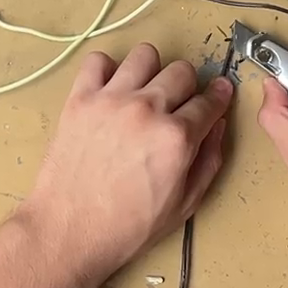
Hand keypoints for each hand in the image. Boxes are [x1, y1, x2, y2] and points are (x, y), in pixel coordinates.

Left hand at [17, 44, 231, 278]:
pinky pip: (98, 61)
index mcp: (177, 137)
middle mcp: (147, 109)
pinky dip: (107, 70)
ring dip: (151, 71)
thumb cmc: (127, 227)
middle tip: (177, 106)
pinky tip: (110, 91)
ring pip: (145, 55)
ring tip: (144, 92)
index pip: (210, 100)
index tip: (219, 93)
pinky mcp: (80, 98)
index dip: (219, 97)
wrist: (68, 232)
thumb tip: (217, 125)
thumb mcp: (185, 204)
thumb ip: (209, 160)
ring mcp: (111, 99)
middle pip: (182, 71)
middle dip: (187, 87)